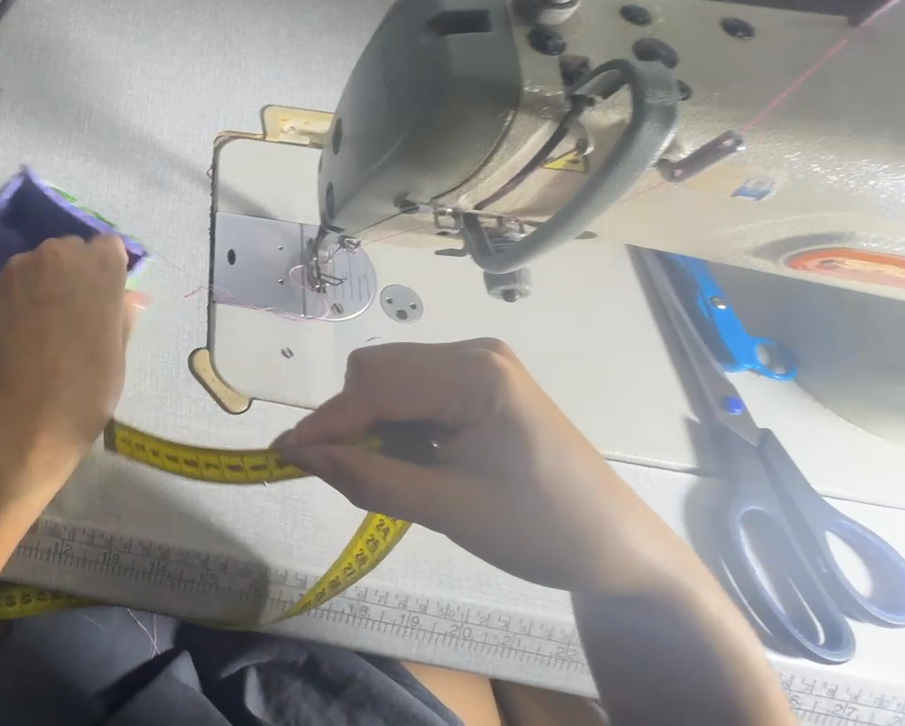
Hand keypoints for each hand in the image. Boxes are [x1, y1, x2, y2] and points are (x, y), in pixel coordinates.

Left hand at [0, 234, 135, 486]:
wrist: (28, 411)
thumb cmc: (88, 384)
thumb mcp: (117, 349)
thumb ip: (122, 312)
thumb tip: (134, 297)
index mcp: (100, 264)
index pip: (108, 247)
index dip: (105, 270)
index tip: (102, 297)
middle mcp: (59, 253)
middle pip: (69, 250)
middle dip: (72, 272)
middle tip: (72, 311)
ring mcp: (20, 267)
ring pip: (37, 264)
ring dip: (42, 281)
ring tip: (42, 322)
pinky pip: (13, 283)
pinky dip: (18, 297)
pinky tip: (19, 329)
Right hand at [271, 339, 688, 595]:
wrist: (620, 550)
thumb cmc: (542, 531)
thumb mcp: (448, 510)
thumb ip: (367, 478)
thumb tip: (296, 454)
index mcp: (476, 375)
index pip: (375, 388)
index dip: (327, 423)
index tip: (285, 455)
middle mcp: (473, 353)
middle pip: (375, 372)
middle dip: (352, 422)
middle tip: (355, 474)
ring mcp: (476, 362)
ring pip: (385, 379)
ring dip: (372, 423)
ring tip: (399, 472)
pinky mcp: (475, 379)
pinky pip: (408, 388)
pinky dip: (394, 423)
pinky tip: (417, 457)